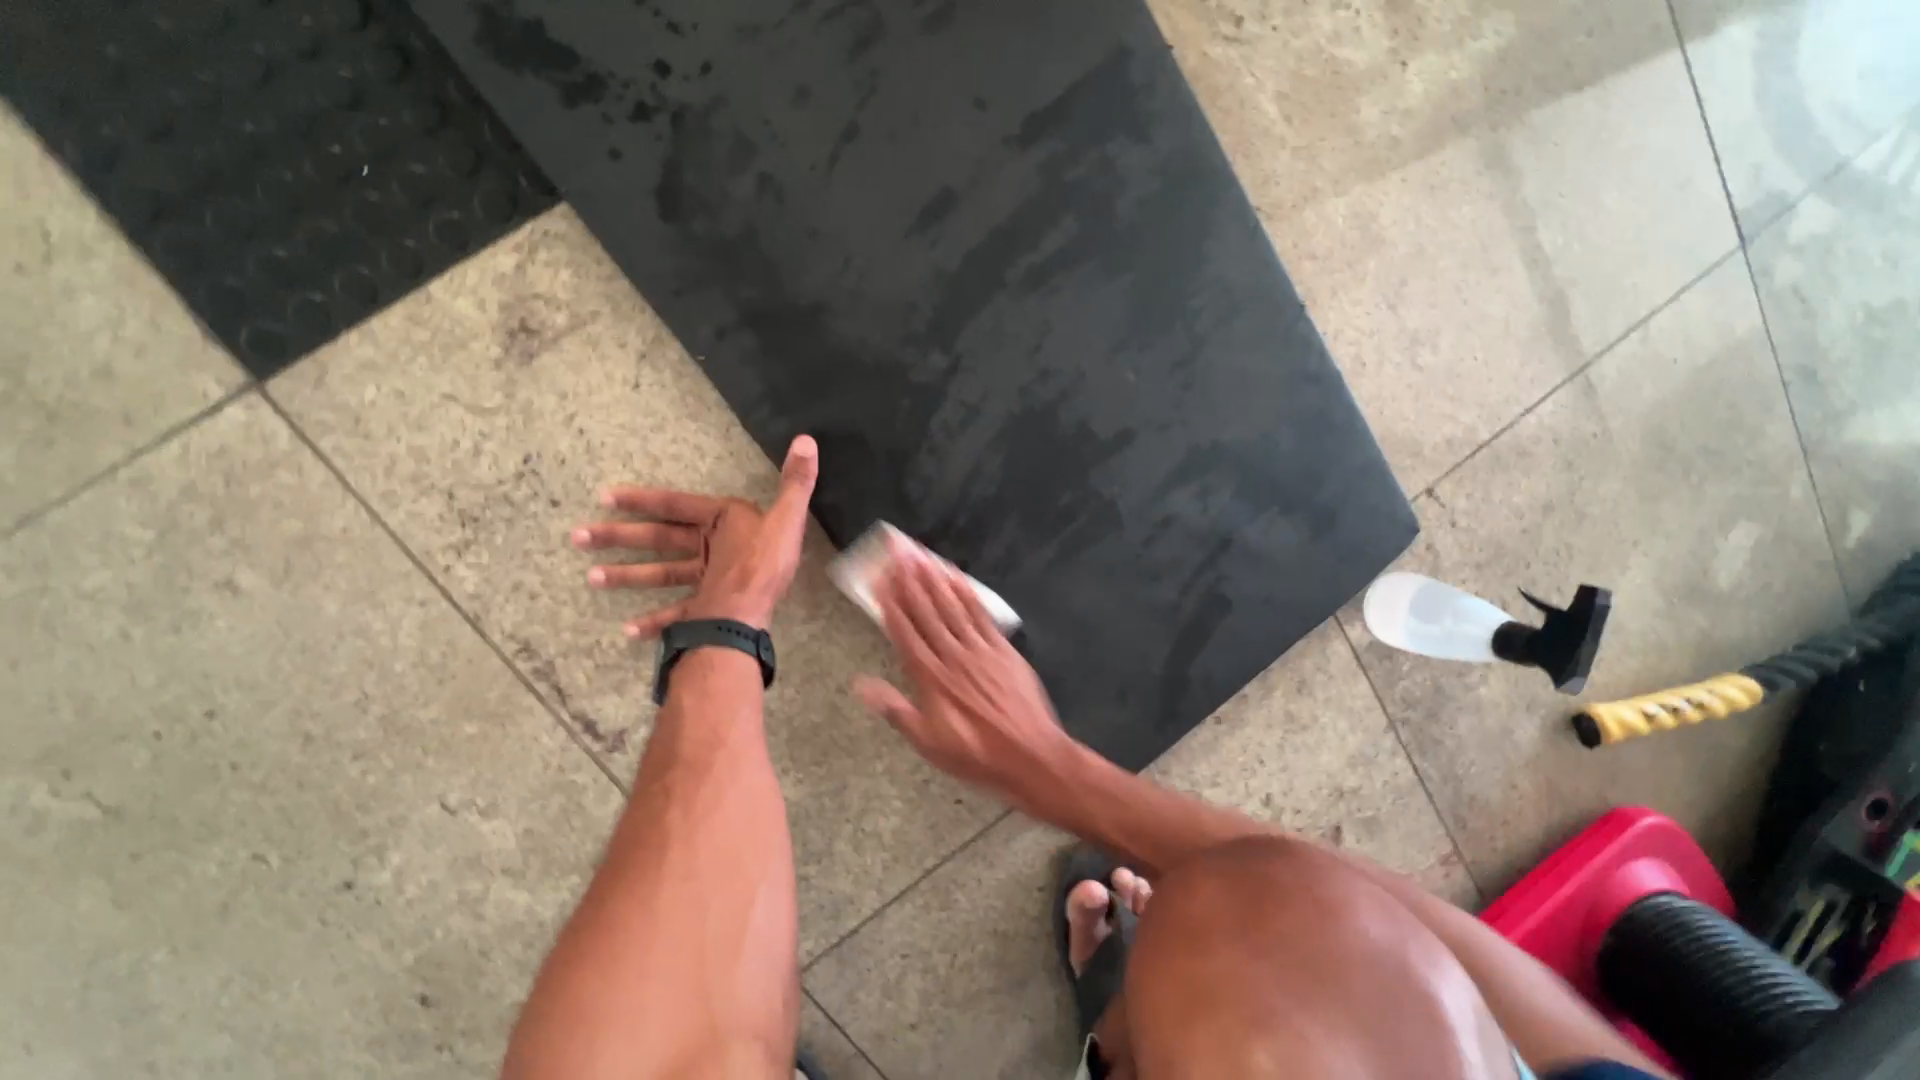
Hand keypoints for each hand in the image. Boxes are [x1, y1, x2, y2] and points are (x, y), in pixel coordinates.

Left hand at [571, 436, 818, 636]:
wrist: (752, 608)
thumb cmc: (766, 561)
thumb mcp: (788, 517)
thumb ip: (796, 481)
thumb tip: (806, 440)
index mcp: (719, 520)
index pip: (674, 504)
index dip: (641, 498)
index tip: (603, 497)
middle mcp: (702, 547)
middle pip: (656, 538)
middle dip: (616, 536)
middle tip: (575, 537)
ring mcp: (699, 580)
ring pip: (659, 575)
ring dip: (625, 576)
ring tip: (590, 578)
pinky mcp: (703, 608)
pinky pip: (676, 615)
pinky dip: (654, 623)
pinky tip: (627, 632)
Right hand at [852, 542, 1078, 805]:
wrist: (1030, 755)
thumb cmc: (975, 755)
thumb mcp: (928, 742)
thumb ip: (896, 709)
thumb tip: (860, 685)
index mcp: (930, 678)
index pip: (904, 632)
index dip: (891, 603)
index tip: (880, 578)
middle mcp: (952, 656)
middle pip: (926, 611)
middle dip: (910, 580)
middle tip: (897, 552)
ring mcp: (979, 650)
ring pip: (952, 607)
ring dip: (935, 579)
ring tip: (921, 555)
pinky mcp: (1003, 650)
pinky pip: (981, 615)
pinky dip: (967, 593)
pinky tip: (956, 577)